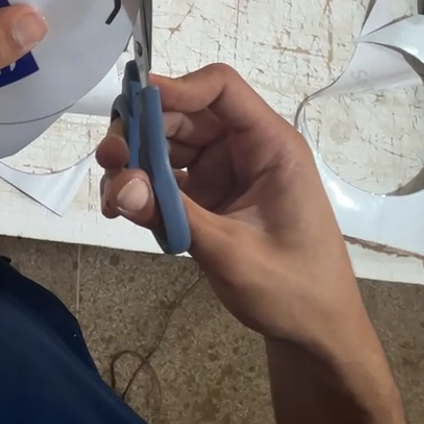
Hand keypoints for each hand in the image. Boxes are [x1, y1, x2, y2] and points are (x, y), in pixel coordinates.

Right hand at [97, 64, 373, 359]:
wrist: (314, 335)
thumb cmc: (294, 290)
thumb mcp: (233, 253)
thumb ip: (175, 215)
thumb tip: (120, 187)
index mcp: (269, 146)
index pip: (221, 89)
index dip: (176, 89)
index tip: (133, 108)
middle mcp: (242, 148)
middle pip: (179, 115)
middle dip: (138, 132)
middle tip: (110, 162)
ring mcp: (221, 170)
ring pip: (163, 143)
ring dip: (131, 162)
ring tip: (112, 197)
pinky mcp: (204, 193)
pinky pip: (161, 175)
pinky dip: (137, 187)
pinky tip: (119, 209)